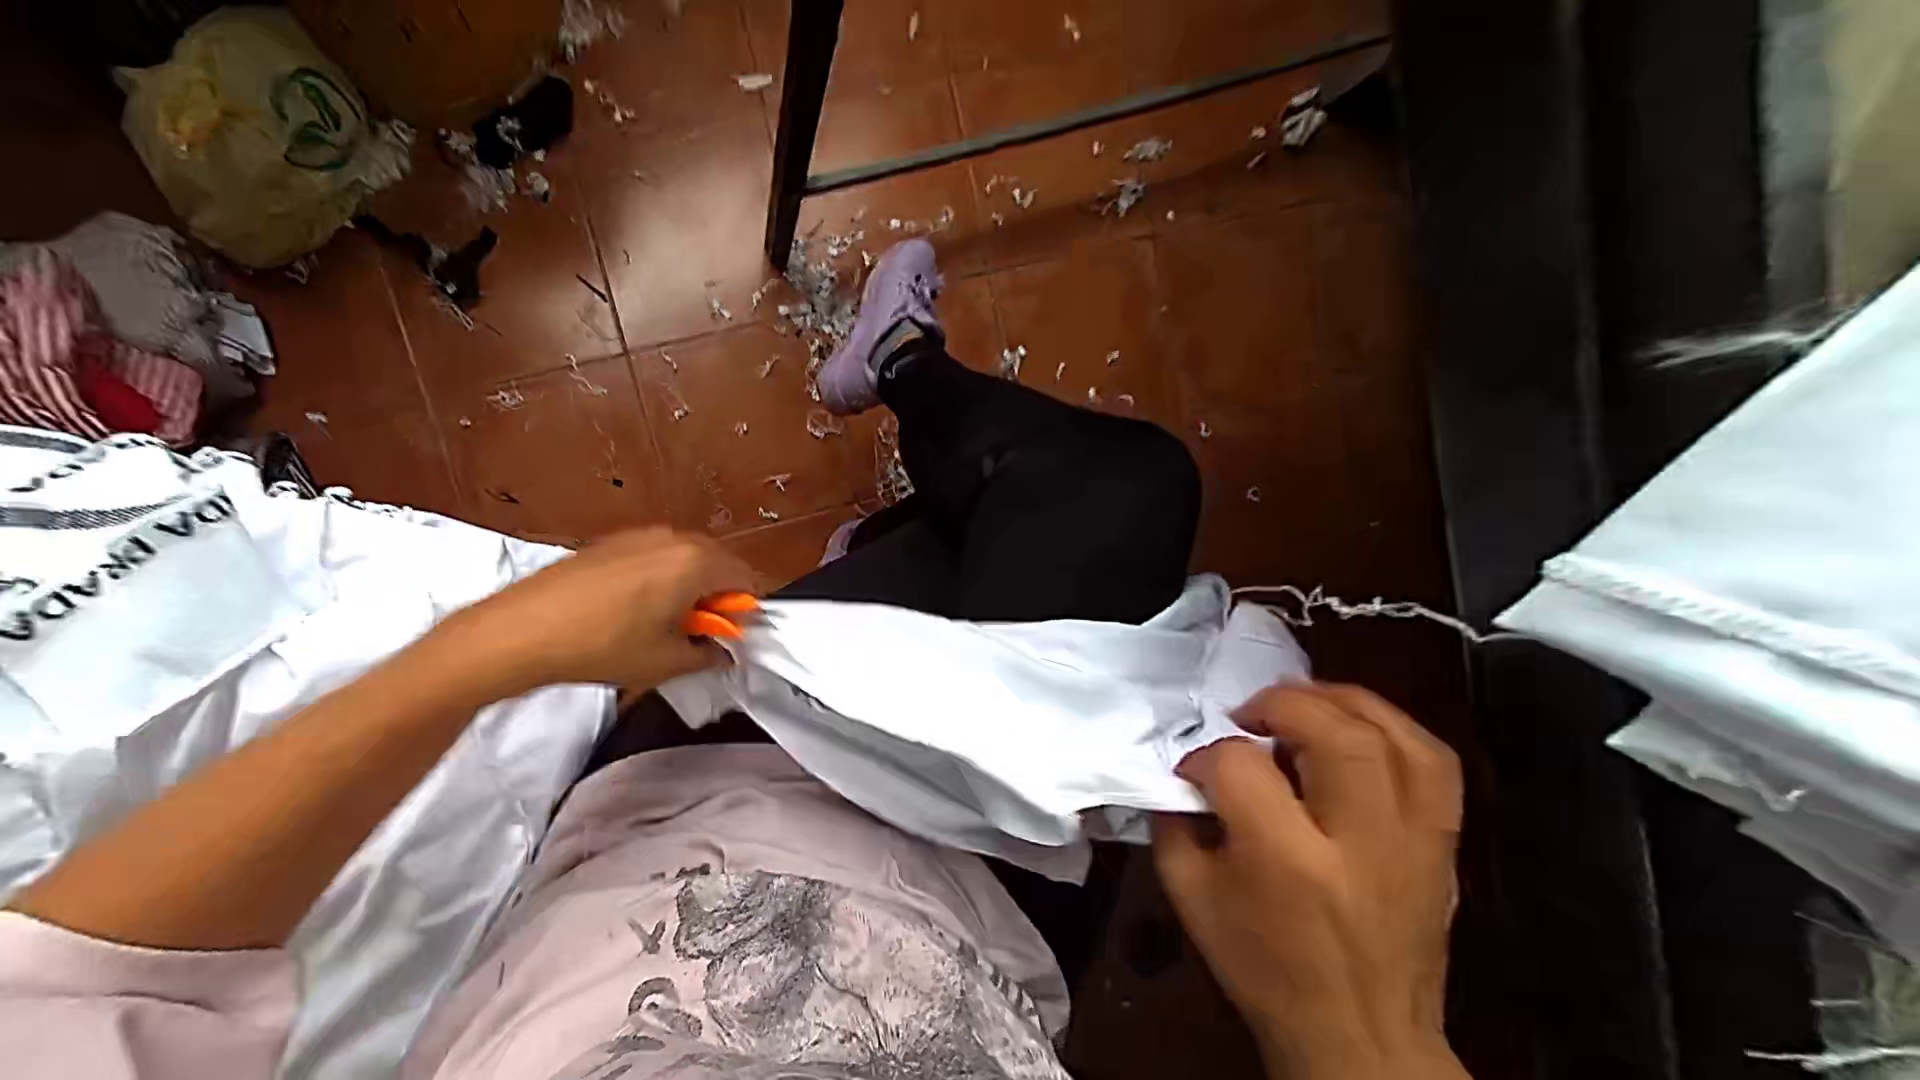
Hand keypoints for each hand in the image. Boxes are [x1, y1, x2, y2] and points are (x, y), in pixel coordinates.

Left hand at [430, 527, 756, 697]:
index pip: (747, 579)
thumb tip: (723, 650)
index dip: (743, 612)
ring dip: (689, 588)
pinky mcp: (612, 541)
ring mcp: (640, 535)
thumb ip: (710, 654)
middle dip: (717, 597)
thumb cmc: (603, 645)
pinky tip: (631, 610)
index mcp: (697, 562)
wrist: (519, 631)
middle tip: (695, 632)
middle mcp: (674, 538)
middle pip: (719, 564)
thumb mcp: (667, 662)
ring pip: (687, 559)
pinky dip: (661, 579)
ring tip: (661, 623)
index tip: (723, 637)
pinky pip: (657, 556)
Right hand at [1154, 683, 1468, 1079]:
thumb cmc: (1265, 969)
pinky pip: (1436, 763)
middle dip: (1281, 704)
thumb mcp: (1191, 899)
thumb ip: (1174, 824)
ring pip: (1395, 738)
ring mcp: (1413, 843)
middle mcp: (1358, 843)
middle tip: (1249, 716)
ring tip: (1301, 703)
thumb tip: (1182, 771)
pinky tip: (1356, 725)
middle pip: (1333, 734)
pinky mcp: (1442, 846)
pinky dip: (1393, 726)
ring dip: (1340, 701)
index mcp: (1286, 862)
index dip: (1205, 755)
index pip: (1240, 767)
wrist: (1362, 1039)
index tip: (1195, 770)